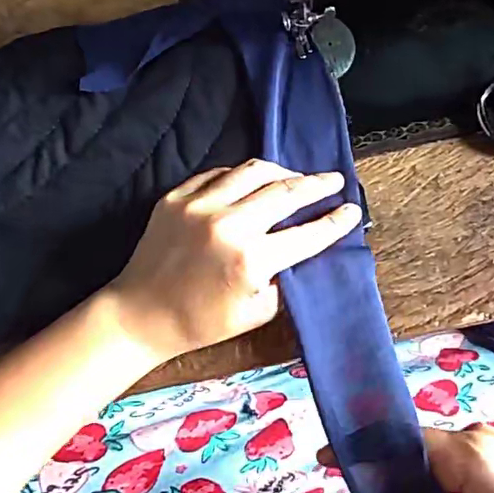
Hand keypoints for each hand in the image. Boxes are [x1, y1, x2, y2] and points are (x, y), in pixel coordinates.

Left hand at [102, 159, 361, 361]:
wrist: (141, 313)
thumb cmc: (201, 322)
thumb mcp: (256, 312)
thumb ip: (284, 277)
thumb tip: (304, 246)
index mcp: (250, 259)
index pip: (307, 233)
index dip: (335, 221)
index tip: (352, 210)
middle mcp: (227, 224)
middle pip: (285, 191)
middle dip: (317, 184)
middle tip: (334, 179)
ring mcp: (198, 205)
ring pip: (253, 170)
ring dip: (282, 171)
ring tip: (296, 177)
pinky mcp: (176, 196)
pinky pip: (218, 173)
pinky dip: (241, 175)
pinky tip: (253, 181)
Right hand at [347, 424, 493, 492]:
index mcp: (467, 452)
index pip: (397, 441)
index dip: (361, 452)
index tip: (327, 461)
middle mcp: (480, 437)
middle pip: (416, 449)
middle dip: (390, 478)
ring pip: (439, 461)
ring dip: (419, 488)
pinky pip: (462, 467)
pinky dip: (443, 489)